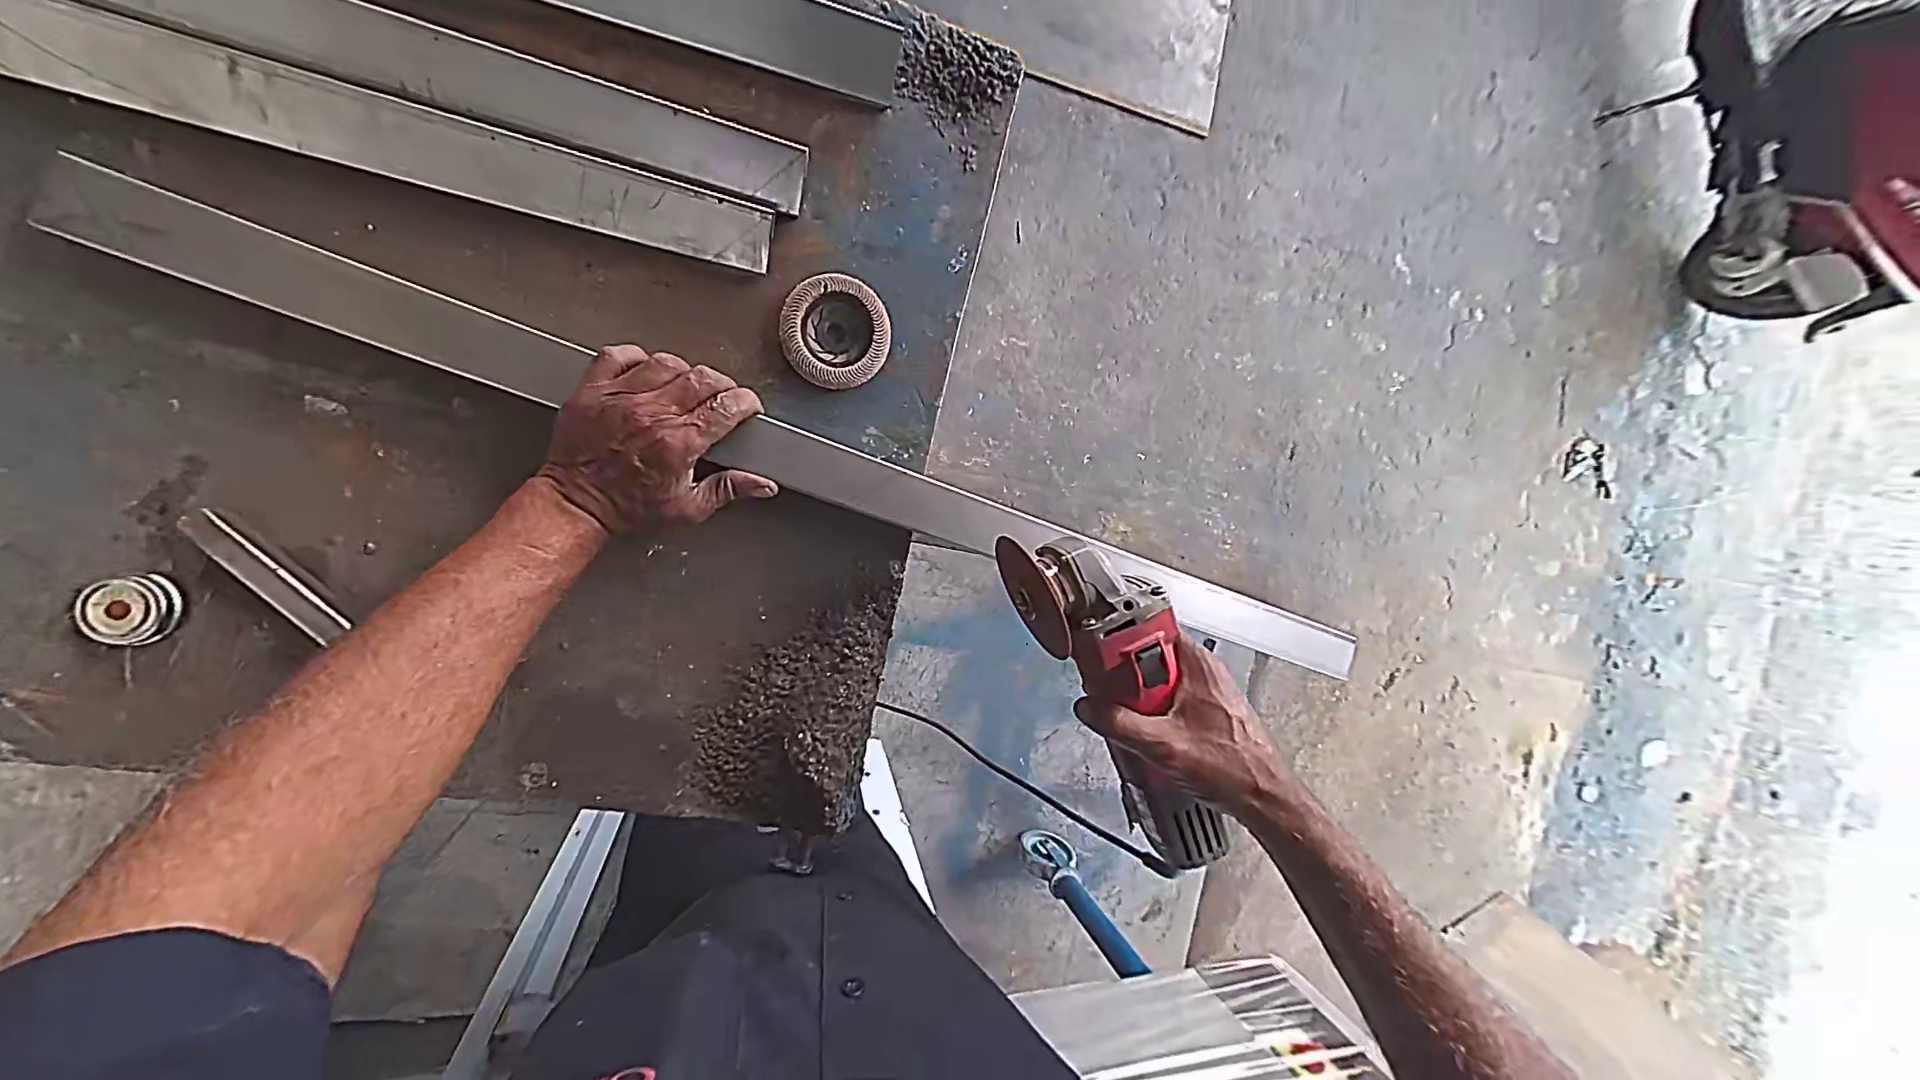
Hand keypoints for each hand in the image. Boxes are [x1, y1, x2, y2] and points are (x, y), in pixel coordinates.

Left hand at [536, 346, 777, 533]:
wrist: (577, 505)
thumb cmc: (628, 508)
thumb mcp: (689, 508)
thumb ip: (729, 489)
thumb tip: (762, 485)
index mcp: (679, 443)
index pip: (726, 406)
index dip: (745, 402)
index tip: (747, 406)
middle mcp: (651, 415)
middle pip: (703, 378)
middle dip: (722, 385)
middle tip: (722, 397)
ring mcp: (621, 399)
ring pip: (666, 363)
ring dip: (684, 372)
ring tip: (686, 386)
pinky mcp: (593, 391)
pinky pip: (619, 356)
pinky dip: (637, 358)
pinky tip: (646, 372)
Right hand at [1073, 634, 1290, 811]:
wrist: (1263, 797)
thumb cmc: (1234, 768)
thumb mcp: (1163, 745)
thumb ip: (1119, 724)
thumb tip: (1090, 708)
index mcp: (1196, 662)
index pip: (1147, 629)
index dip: (1118, 640)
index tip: (1098, 656)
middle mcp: (1202, 669)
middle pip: (1147, 656)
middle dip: (1124, 676)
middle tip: (1110, 696)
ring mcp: (1204, 688)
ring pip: (1156, 680)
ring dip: (1137, 698)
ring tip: (1129, 719)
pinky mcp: (1204, 708)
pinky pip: (1167, 698)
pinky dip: (1153, 711)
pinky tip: (1149, 734)